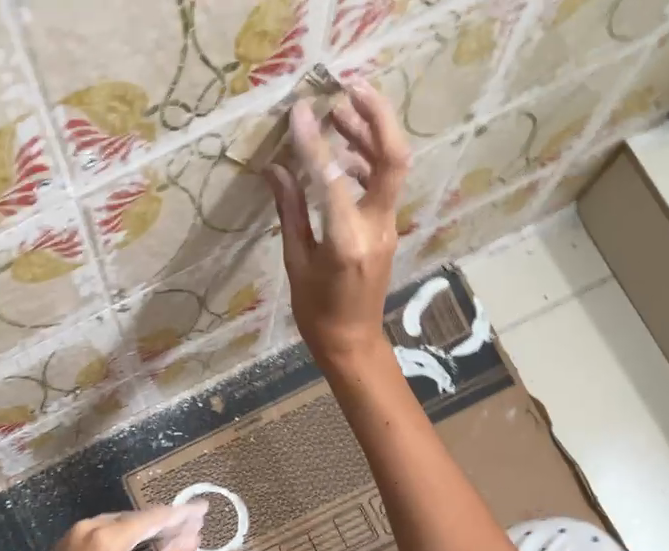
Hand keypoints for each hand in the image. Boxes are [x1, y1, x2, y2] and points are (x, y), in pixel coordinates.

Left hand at [15, 502, 207, 550]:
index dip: (181, 513)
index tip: (203, 507)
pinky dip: (124, 534)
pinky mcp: (67, 542)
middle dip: (164, 520)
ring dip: (144, 527)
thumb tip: (192, 540)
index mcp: (106, 538)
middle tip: (193, 522)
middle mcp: (89, 526)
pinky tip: (139, 543)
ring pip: (119, 523)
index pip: (152, 518)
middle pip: (135, 518)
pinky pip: (103, 530)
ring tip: (172, 532)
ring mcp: (75, 532)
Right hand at [264, 77, 411, 363]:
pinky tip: (342, 154)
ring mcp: (388, 227)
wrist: (353, 343)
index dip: (314, 142)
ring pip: (391, 166)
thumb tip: (275, 169)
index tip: (300, 112)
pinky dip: (366, 160)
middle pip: (392, 157)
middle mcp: (376, 228)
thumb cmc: (316, 313)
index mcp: (346, 242)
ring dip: (370, 133)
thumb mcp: (296, 264)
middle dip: (376, 117)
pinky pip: (382, 184)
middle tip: (348, 90)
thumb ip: (290, 212)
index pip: (332, 179)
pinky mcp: (389, 228)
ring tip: (340, 112)